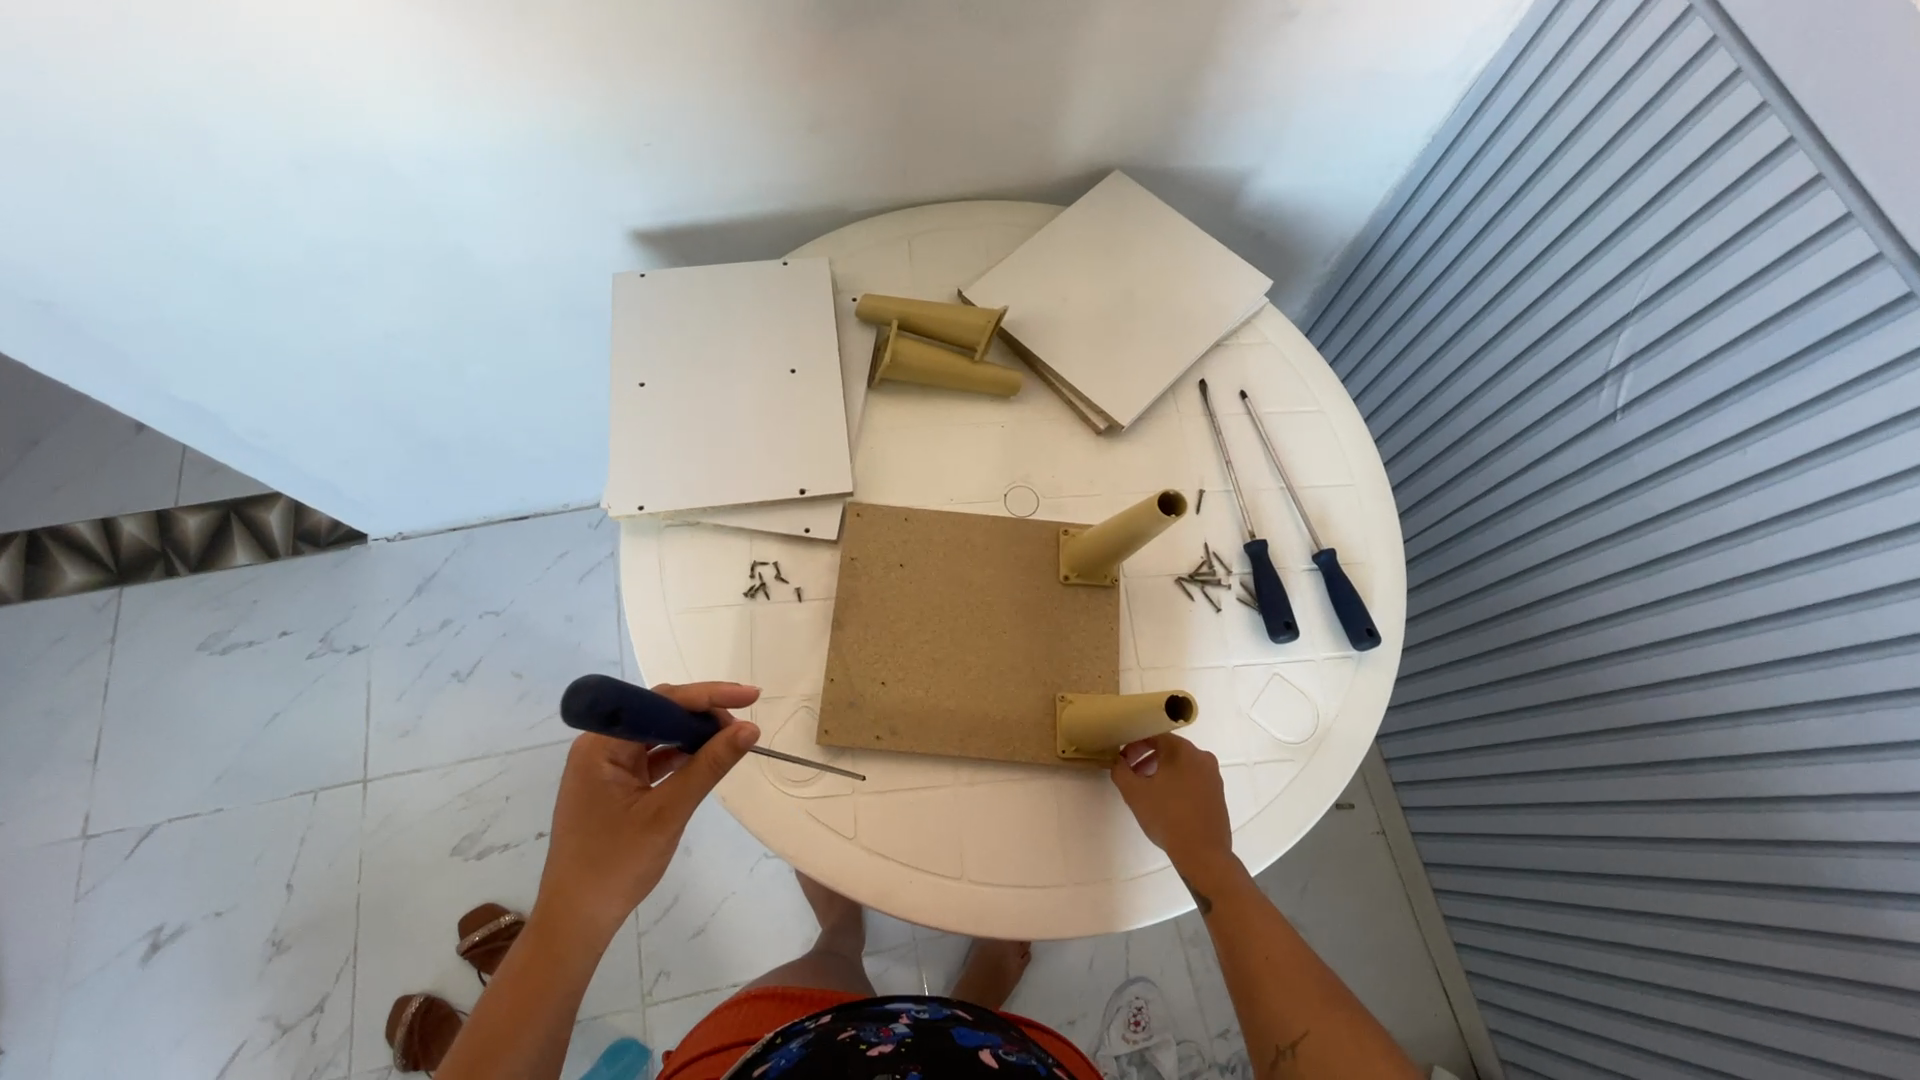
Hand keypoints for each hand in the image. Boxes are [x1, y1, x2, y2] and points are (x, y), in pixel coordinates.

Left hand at [535, 682, 760, 936]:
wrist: (577, 918)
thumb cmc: (616, 864)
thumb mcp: (669, 812)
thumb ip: (709, 765)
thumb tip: (750, 728)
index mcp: (601, 745)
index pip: (661, 701)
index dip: (709, 695)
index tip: (751, 696)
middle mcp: (599, 746)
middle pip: (659, 712)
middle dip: (703, 714)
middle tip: (743, 726)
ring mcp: (605, 767)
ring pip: (657, 733)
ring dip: (694, 734)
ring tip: (731, 741)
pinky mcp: (613, 786)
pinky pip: (652, 756)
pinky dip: (680, 755)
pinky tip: (706, 760)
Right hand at [1110, 734, 1235, 879]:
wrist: (1203, 853)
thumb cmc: (1166, 817)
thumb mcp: (1134, 793)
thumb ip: (1120, 771)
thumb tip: (1118, 761)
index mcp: (1183, 750)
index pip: (1154, 735)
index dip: (1133, 745)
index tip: (1122, 761)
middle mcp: (1202, 757)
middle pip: (1168, 749)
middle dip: (1146, 758)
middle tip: (1131, 775)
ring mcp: (1213, 776)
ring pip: (1180, 764)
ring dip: (1160, 771)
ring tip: (1146, 791)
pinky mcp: (1217, 794)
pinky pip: (1192, 778)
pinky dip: (1176, 783)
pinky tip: (1166, 803)